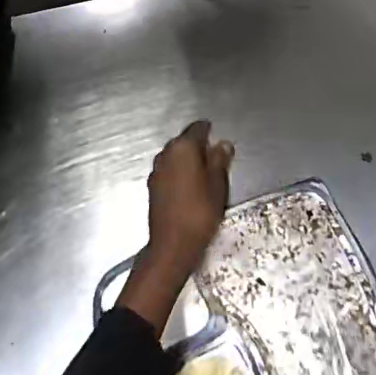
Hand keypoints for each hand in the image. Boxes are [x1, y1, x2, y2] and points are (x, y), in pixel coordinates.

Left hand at [118, 121, 233, 332]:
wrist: (172, 246)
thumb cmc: (200, 212)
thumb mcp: (218, 185)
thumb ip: (220, 160)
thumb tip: (223, 144)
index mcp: (183, 147)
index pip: (197, 128)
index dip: (209, 130)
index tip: (217, 135)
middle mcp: (166, 153)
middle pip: (184, 141)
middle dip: (199, 146)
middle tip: (215, 157)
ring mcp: (156, 169)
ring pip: (175, 156)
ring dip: (188, 160)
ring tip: (204, 174)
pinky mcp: (152, 186)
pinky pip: (169, 171)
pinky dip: (179, 173)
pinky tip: (189, 187)